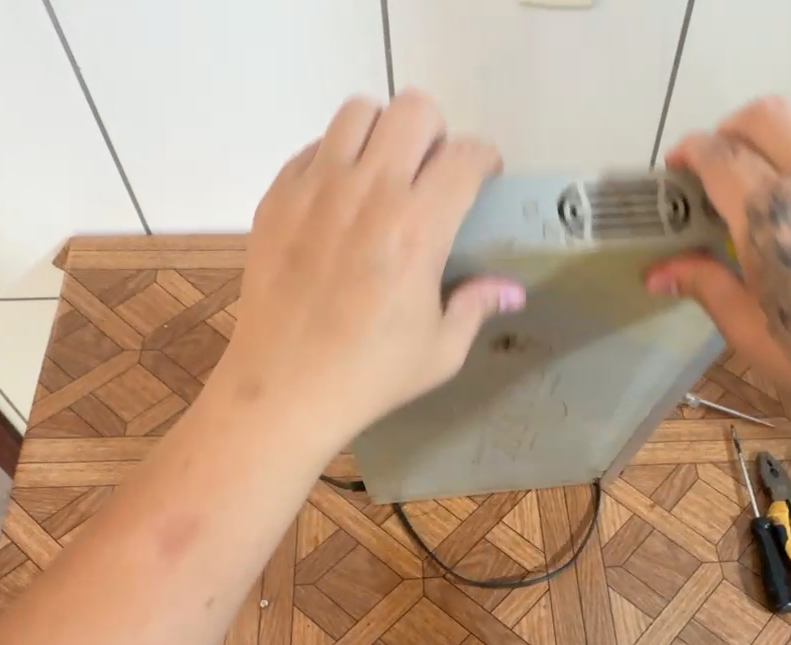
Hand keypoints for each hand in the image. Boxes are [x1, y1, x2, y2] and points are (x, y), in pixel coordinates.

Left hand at [222, 92, 524, 433]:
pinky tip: (342, 201)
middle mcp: (369, 193)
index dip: (485, 160)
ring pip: (358, 113)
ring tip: (385, 174)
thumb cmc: (371, 376)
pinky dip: (336, 159)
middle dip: (436, 134)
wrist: (286, 387)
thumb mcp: (441, 351)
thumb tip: (512, 290)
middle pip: (413, 112)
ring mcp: (317, 189)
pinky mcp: (279, 197)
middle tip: (433, 173)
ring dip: (383, 134)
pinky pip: (314, 147)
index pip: (464, 158)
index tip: (485, 177)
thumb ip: (477, 306)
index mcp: (417, 230)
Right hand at [645, 98, 790, 422]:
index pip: (721, 156)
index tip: (676, 166)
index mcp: (769, 215)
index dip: (691, 152)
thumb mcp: (743, 324)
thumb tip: (654, 273)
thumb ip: (702, 282)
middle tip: (716, 160)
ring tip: (759, 165)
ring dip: (774, 130)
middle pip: (767, 115)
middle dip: (731, 128)